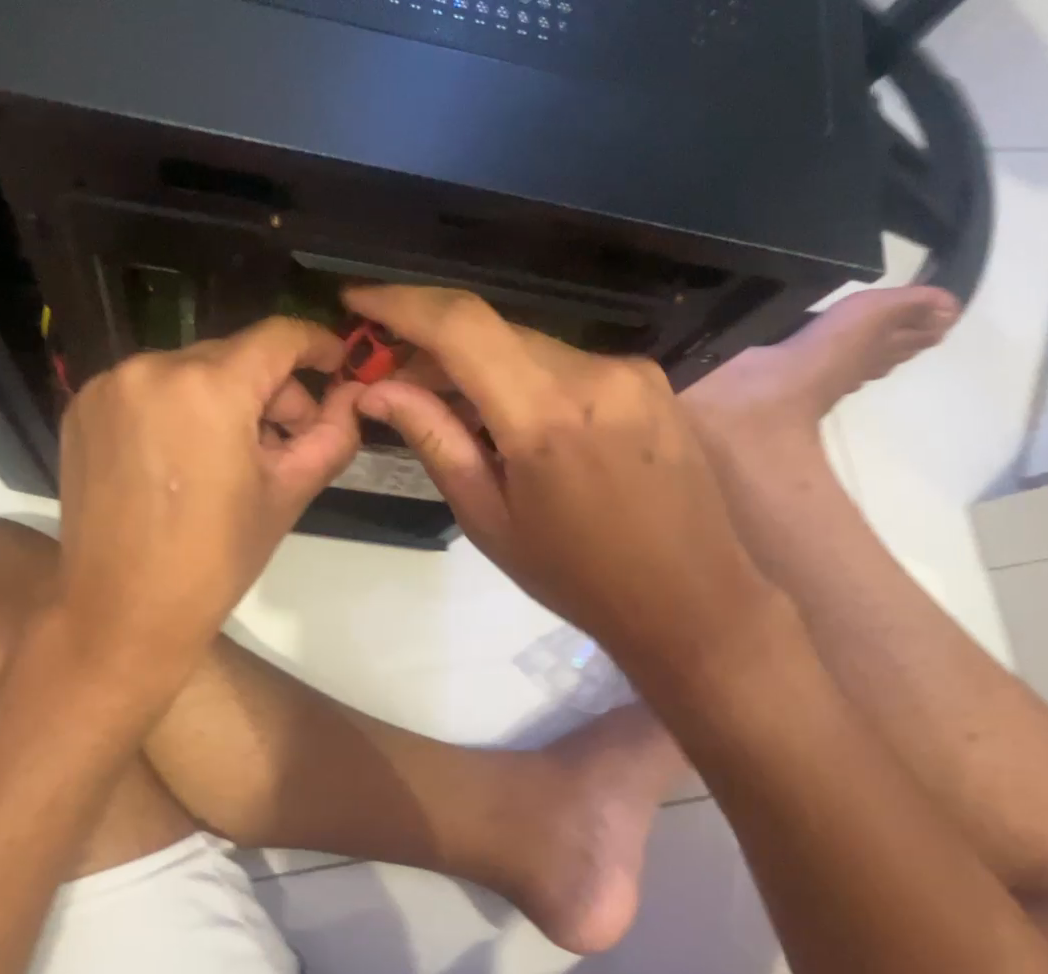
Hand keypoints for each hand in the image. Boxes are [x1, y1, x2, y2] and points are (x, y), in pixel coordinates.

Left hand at [56, 317, 364, 669]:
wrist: (122, 612)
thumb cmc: (214, 560)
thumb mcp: (286, 495)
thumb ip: (331, 436)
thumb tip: (354, 398)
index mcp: (209, 388)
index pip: (278, 337)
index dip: (316, 344)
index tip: (336, 363)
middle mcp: (152, 368)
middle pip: (232, 355)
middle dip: (269, 389)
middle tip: (285, 441)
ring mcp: (109, 387)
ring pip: (188, 371)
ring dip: (221, 399)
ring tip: (230, 457)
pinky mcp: (81, 408)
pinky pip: (147, 390)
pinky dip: (175, 409)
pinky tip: (182, 460)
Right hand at [344, 287, 775, 670]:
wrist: (691, 599)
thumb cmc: (577, 577)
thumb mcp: (489, 520)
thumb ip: (435, 441)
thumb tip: (376, 390)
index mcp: (545, 417)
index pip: (461, 325)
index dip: (400, 303)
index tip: (356, 301)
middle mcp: (593, 374)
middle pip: (493, 330)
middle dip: (433, 343)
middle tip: (390, 375)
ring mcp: (630, 371)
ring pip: (530, 345)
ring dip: (481, 364)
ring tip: (449, 405)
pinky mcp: (651, 379)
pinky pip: (567, 362)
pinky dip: (526, 377)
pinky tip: (513, 419)